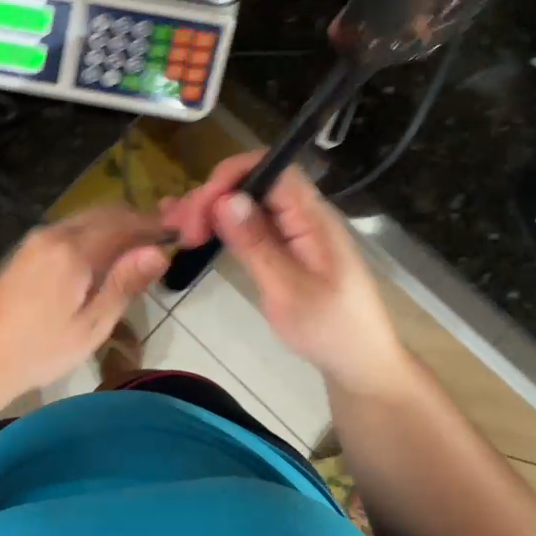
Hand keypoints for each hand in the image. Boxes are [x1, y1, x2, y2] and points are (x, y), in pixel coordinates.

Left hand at [0, 205, 168, 424]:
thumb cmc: (41, 351)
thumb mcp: (91, 326)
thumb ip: (124, 284)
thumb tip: (159, 251)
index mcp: (72, 250)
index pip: (123, 223)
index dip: (153, 225)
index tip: (179, 233)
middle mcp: (53, 233)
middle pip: (104, 213)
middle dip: (136, 220)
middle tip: (164, 238)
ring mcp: (35, 240)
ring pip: (86, 219)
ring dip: (115, 226)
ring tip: (141, 249)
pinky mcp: (26, 251)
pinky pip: (69, 230)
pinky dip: (94, 234)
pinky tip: (105, 258)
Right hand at [161, 152, 407, 391]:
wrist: (360, 364)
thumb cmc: (330, 331)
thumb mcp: (289, 292)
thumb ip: (257, 245)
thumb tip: (226, 199)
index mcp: (313, 220)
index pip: (273, 171)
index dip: (233, 176)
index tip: (201, 206)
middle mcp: (303, 217)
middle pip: (253, 184)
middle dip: (212, 196)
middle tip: (180, 228)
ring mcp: (292, 232)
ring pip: (245, 203)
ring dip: (209, 210)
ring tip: (175, 229)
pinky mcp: (283, 248)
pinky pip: (248, 225)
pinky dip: (219, 225)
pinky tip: (190, 233)